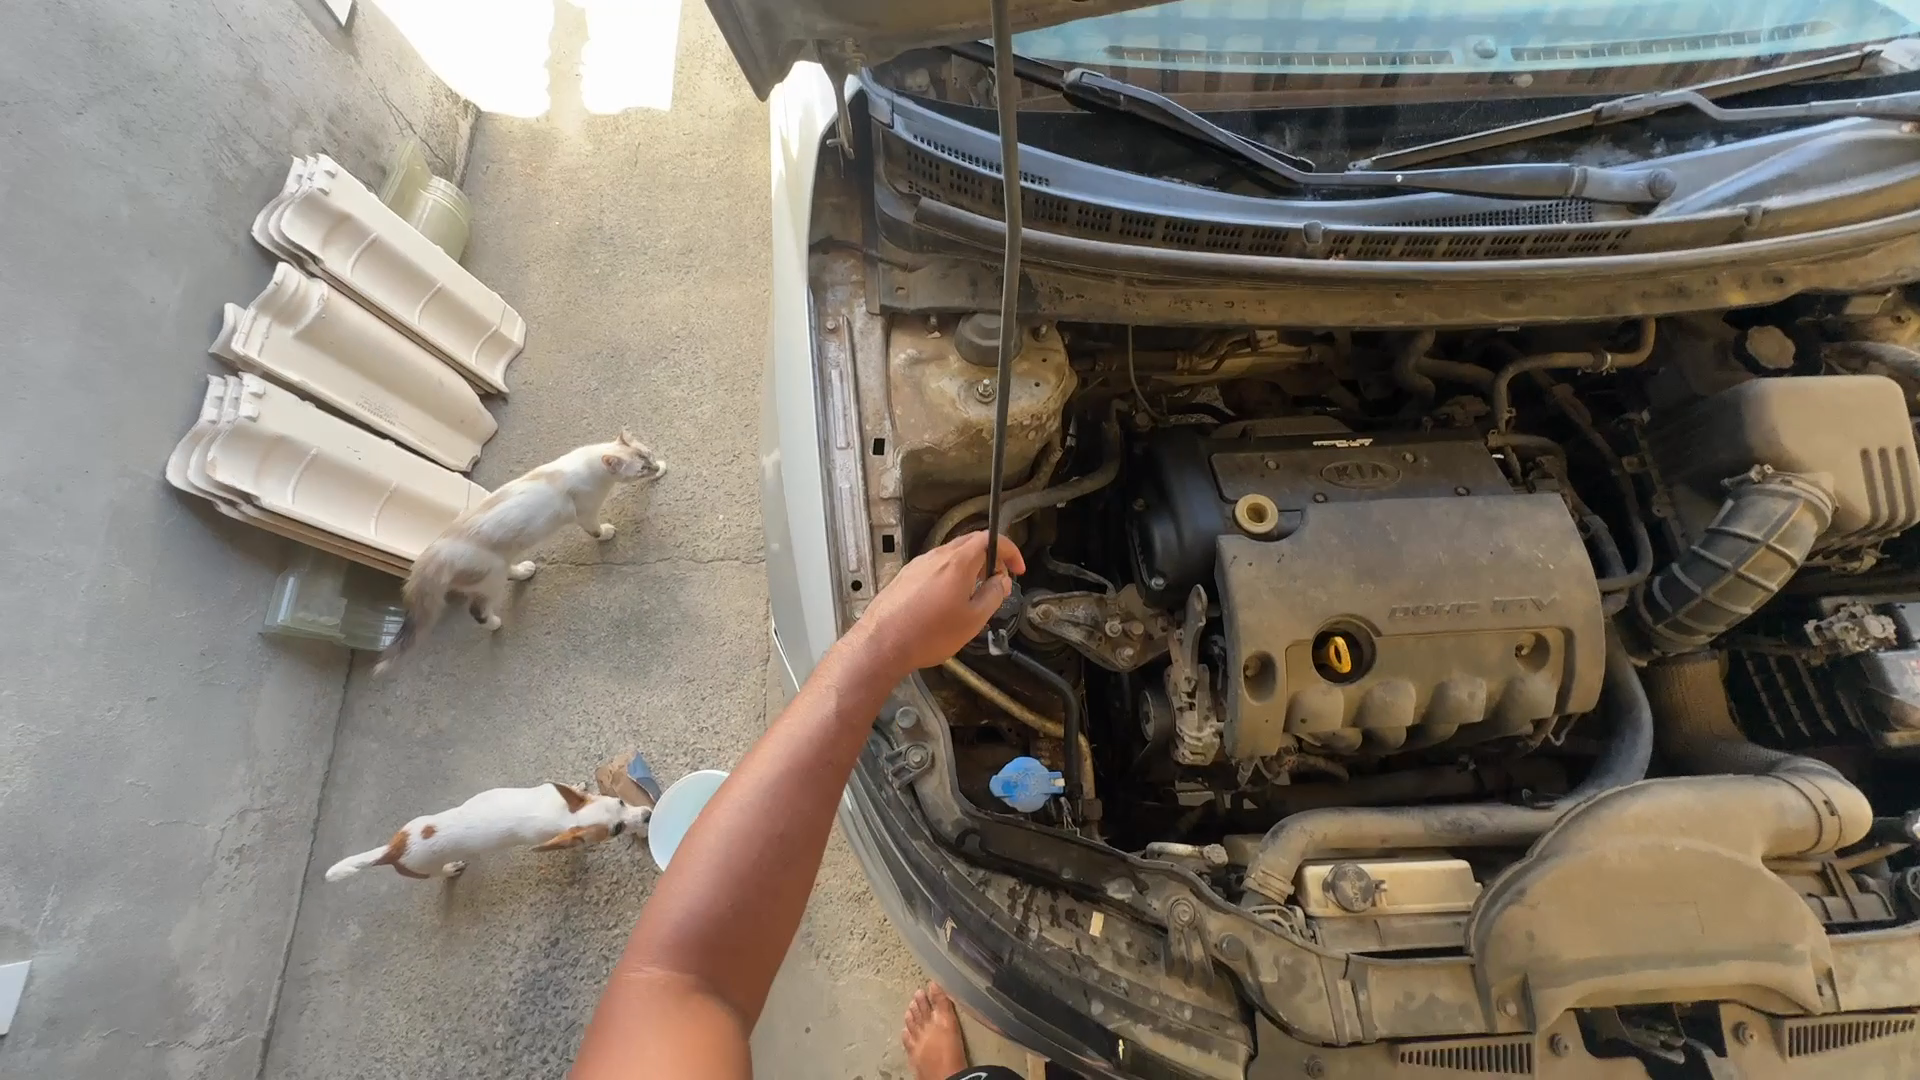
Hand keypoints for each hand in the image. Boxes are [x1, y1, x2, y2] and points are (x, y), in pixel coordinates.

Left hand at [849, 531, 1024, 677]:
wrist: (882, 644)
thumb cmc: (930, 634)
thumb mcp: (973, 620)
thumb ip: (993, 595)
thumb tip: (1002, 581)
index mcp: (958, 562)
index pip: (990, 539)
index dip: (1010, 550)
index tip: (1017, 568)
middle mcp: (937, 556)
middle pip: (970, 543)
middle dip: (990, 557)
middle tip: (999, 579)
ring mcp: (918, 565)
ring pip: (951, 555)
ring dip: (970, 566)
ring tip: (976, 592)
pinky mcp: (905, 576)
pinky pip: (935, 566)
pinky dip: (951, 573)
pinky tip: (949, 599)